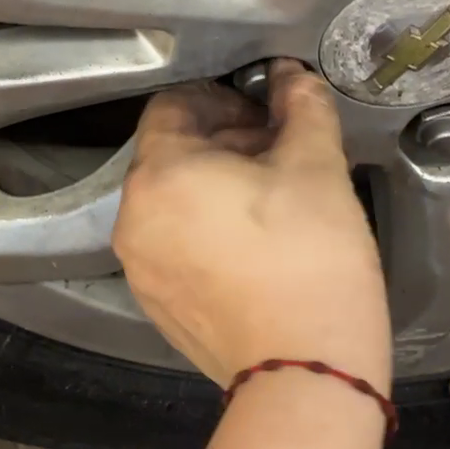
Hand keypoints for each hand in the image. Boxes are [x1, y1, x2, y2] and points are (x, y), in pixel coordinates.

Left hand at [114, 60, 390, 386]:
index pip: (172, 106)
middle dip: (223, 143)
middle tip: (278, 154)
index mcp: (158, 176)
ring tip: (272, 200)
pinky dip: (205, 231)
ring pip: (171, 203)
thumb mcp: (316, 169)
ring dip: (215, 187)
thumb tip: (293, 78)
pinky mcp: (157, 304)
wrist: (304, 369)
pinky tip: (255, 245)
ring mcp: (140, 268)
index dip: (222, 98)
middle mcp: (133, 220)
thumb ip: (302, 107)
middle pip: (169, 156)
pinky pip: (174, 246)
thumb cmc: (309, 262)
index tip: (265, 114)